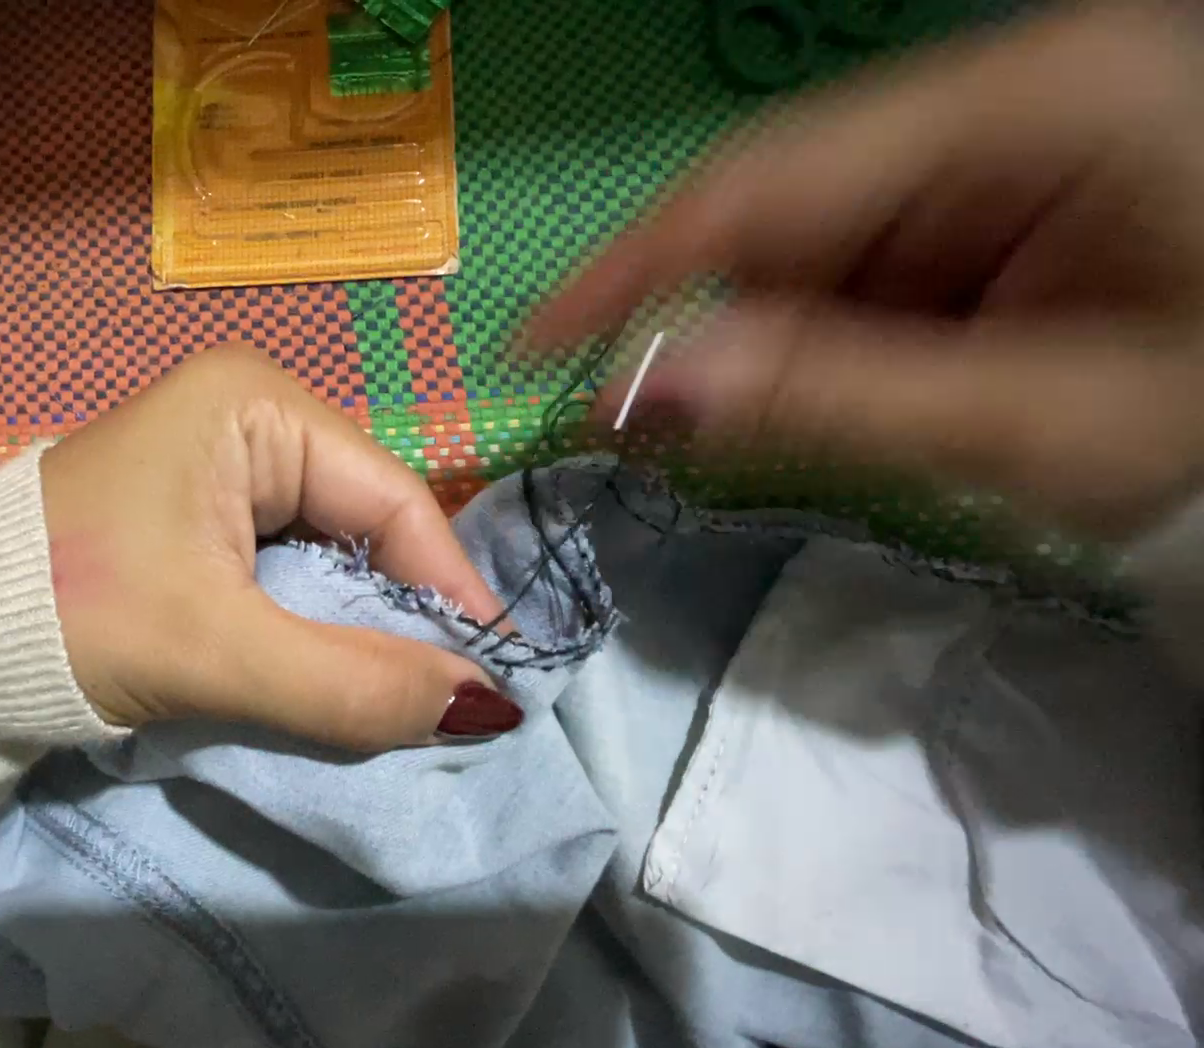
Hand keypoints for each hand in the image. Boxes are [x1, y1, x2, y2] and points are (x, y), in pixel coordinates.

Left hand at [39, 346, 519, 749]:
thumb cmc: (70, 615)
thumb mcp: (214, 649)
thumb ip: (347, 682)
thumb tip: (481, 707)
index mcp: (254, 403)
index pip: (390, 495)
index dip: (448, 586)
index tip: (492, 674)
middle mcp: (246, 413)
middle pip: (364, 518)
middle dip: (400, 606)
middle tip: (442, 691)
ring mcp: (221, 458)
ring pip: (329, 545)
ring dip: (357, 618)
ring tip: (390, 684)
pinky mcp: (200, 506)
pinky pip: (287, 560)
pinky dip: (312, 616)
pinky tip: (325, 659)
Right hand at [527, 2, 1203, 540]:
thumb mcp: (1031, 420)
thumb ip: (822, 397)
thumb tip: (639, 391)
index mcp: (1021, 108)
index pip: (751, 185)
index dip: (622, 272)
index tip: (528, 343)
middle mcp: (989, 115)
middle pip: (770, 222)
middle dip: (688, 326)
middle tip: (627, 421)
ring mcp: (987, 167)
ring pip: (801, 258)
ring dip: (743, 348)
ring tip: (718, 426)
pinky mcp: (984, 221)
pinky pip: (847, 279)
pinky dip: (800, 348)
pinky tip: (797, 395)